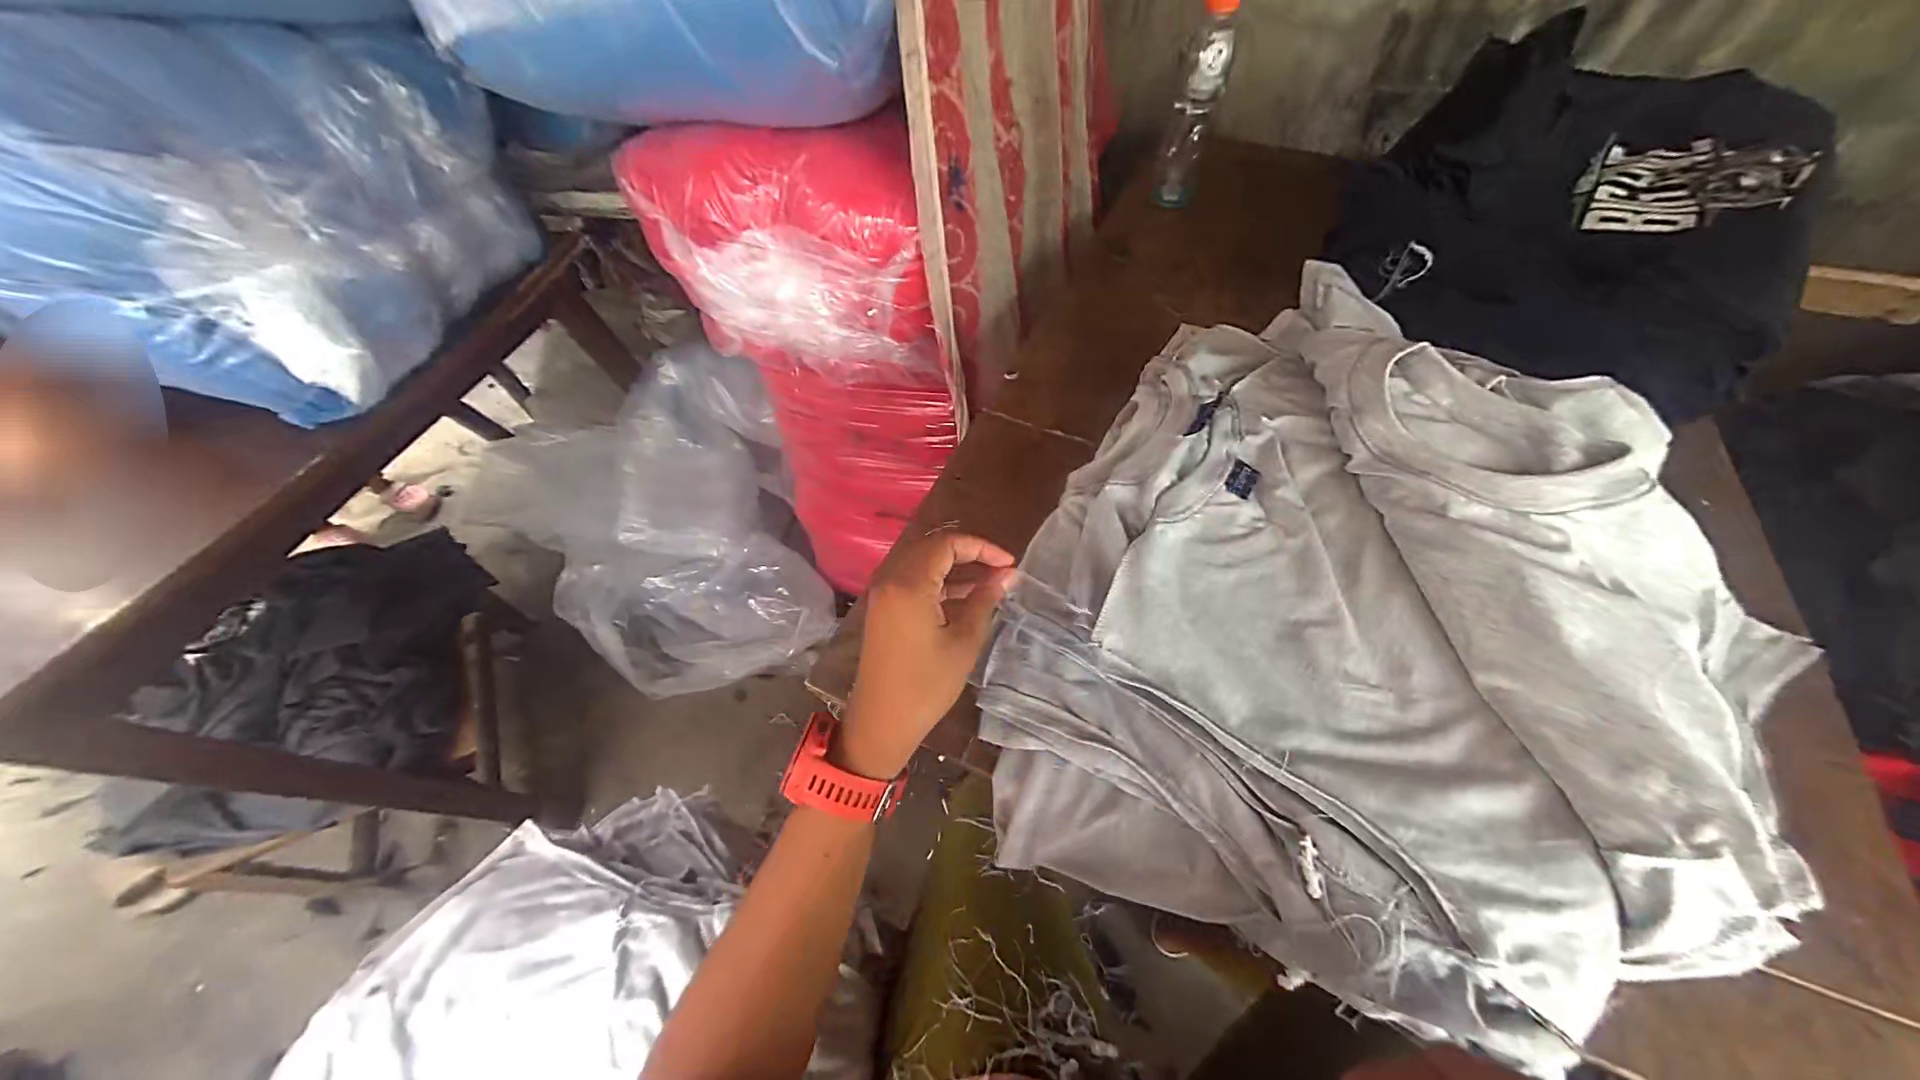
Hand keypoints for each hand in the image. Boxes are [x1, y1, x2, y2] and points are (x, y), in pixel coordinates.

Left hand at [837, 529, 1016, 778]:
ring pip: (921, 562)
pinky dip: (938, 581)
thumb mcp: (963, 642)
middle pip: (931, 547)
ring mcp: (882, 593)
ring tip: (989, 583)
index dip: (981, 547)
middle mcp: (890, 579)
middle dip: (968, 553)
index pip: (946, 544)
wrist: (882, 722)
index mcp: (908, 585)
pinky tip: (965, 596)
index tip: (1009, 563)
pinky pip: (911, 579)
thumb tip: (1005, 576)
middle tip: (1000, 570)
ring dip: (954, 567)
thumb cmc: (926, 686)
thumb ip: (984, 601)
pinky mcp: (882, 607)